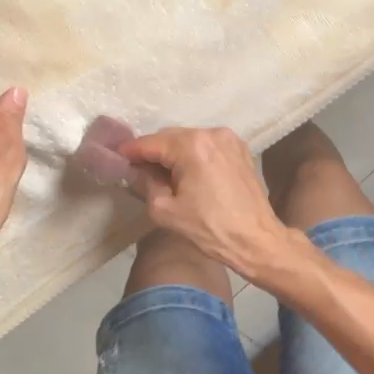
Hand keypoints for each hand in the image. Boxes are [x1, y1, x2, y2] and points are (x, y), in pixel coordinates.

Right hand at [118, 127, 296, 276]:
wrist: (257, 240)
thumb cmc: (210, 228)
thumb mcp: (165, 210)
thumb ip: (146, 184)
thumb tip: (138, 170)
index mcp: (192, 145)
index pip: (151, 143)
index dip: (131, 151)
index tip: (116, 158)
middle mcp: (212, 133)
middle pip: (171, 137)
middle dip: (154, 152)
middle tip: (139, 172)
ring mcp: (230, 140)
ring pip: (190, 140)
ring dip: (175, 154)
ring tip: (165, 176)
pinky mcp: (241, 150)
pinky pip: (208, 146)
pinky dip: (195, 156)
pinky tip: (190, 175)